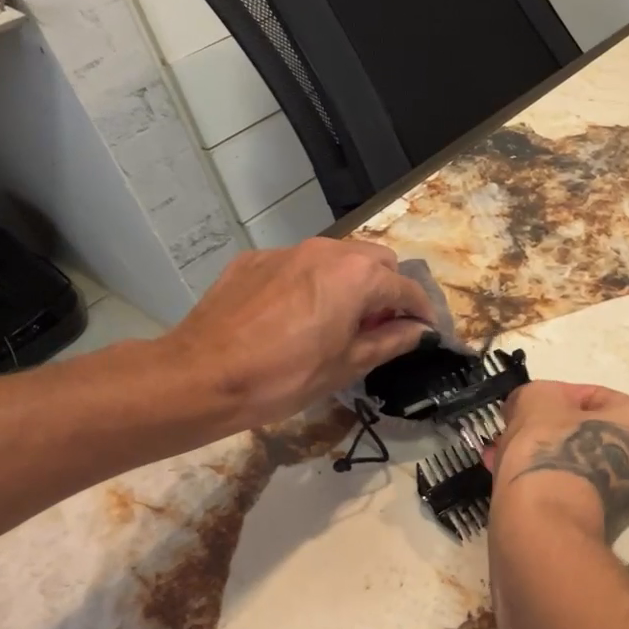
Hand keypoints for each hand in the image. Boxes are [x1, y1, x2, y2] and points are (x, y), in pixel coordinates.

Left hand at [159, 239, 434, 428]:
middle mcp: (327, 251)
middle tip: (380, 327)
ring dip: (349, 284)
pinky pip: (298, 265)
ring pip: (336, 259)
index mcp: (358, 275)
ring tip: (338, 321)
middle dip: (387, 290)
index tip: (426, 333)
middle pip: (375, 261)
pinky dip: (310, 284)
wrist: (202, 377)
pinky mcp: (254, 260)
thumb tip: (419, 331)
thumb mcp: (348, 365)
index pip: (407, 288)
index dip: (422, 312)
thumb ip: (392, 341)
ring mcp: (287, 252)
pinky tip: (293, 318)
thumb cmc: (285, 377)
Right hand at [486, 382, 628, 541]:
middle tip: (514, 431)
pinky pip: (571, 494)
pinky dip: (546, 485)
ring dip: (543, 458)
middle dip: (548, 431)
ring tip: (502, 457)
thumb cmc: (554, 451)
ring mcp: (628, 501)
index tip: (526, 406)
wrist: (546, 528)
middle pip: (588, 435)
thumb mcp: (537, 400)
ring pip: (578, 466)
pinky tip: (511, 481)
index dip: (555, 396)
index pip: (595, 397)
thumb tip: (528, 405)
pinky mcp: (602, 528)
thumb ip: (535, 395)